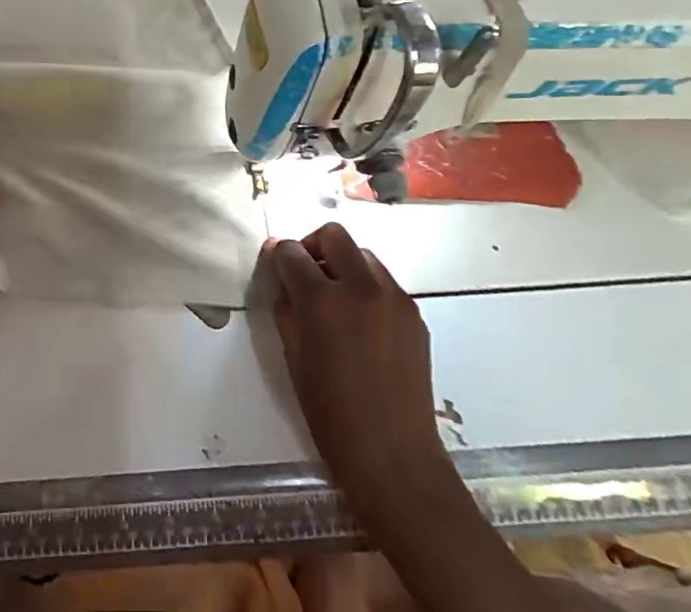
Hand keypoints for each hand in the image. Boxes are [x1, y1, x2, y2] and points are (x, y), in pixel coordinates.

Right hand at [264, 223, 445, 501]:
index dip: (279, 253)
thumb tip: (283, 281)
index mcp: (323, 303)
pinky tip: (362, 323)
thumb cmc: (331, 415)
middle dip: (313, 245)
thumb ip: (287, 311)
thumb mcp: (294, 361)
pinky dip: (367, 287)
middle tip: (305, 273)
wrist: (393, 455)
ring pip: (363, 255)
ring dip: (343, 265)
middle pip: (334, 235)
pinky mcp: (415, 313)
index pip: (293, 254)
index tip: (275, 261)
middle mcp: (362, 288)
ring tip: (336, 300)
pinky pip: (385, 283)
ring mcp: (394, 298)